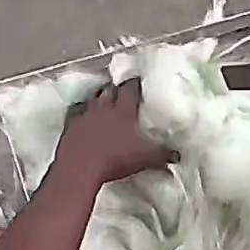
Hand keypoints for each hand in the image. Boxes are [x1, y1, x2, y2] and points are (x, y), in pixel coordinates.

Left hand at [51, 78, 175, 187]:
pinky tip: (84, 118)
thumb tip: (179, 156)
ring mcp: (84, 116)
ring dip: (99, 98)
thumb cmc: (115, 159)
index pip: (130, 89)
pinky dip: (82, 113)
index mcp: (123, 111)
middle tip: (122, 91)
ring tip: (105, 101)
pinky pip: (76, 113)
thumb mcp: (145, 158)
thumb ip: (163, 155)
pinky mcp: (70, 126)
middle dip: (116, 89)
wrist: (79, 168)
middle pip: (110, 90)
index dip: (135, 84)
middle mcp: (103, 108)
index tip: (140, 82)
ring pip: (93, 99)